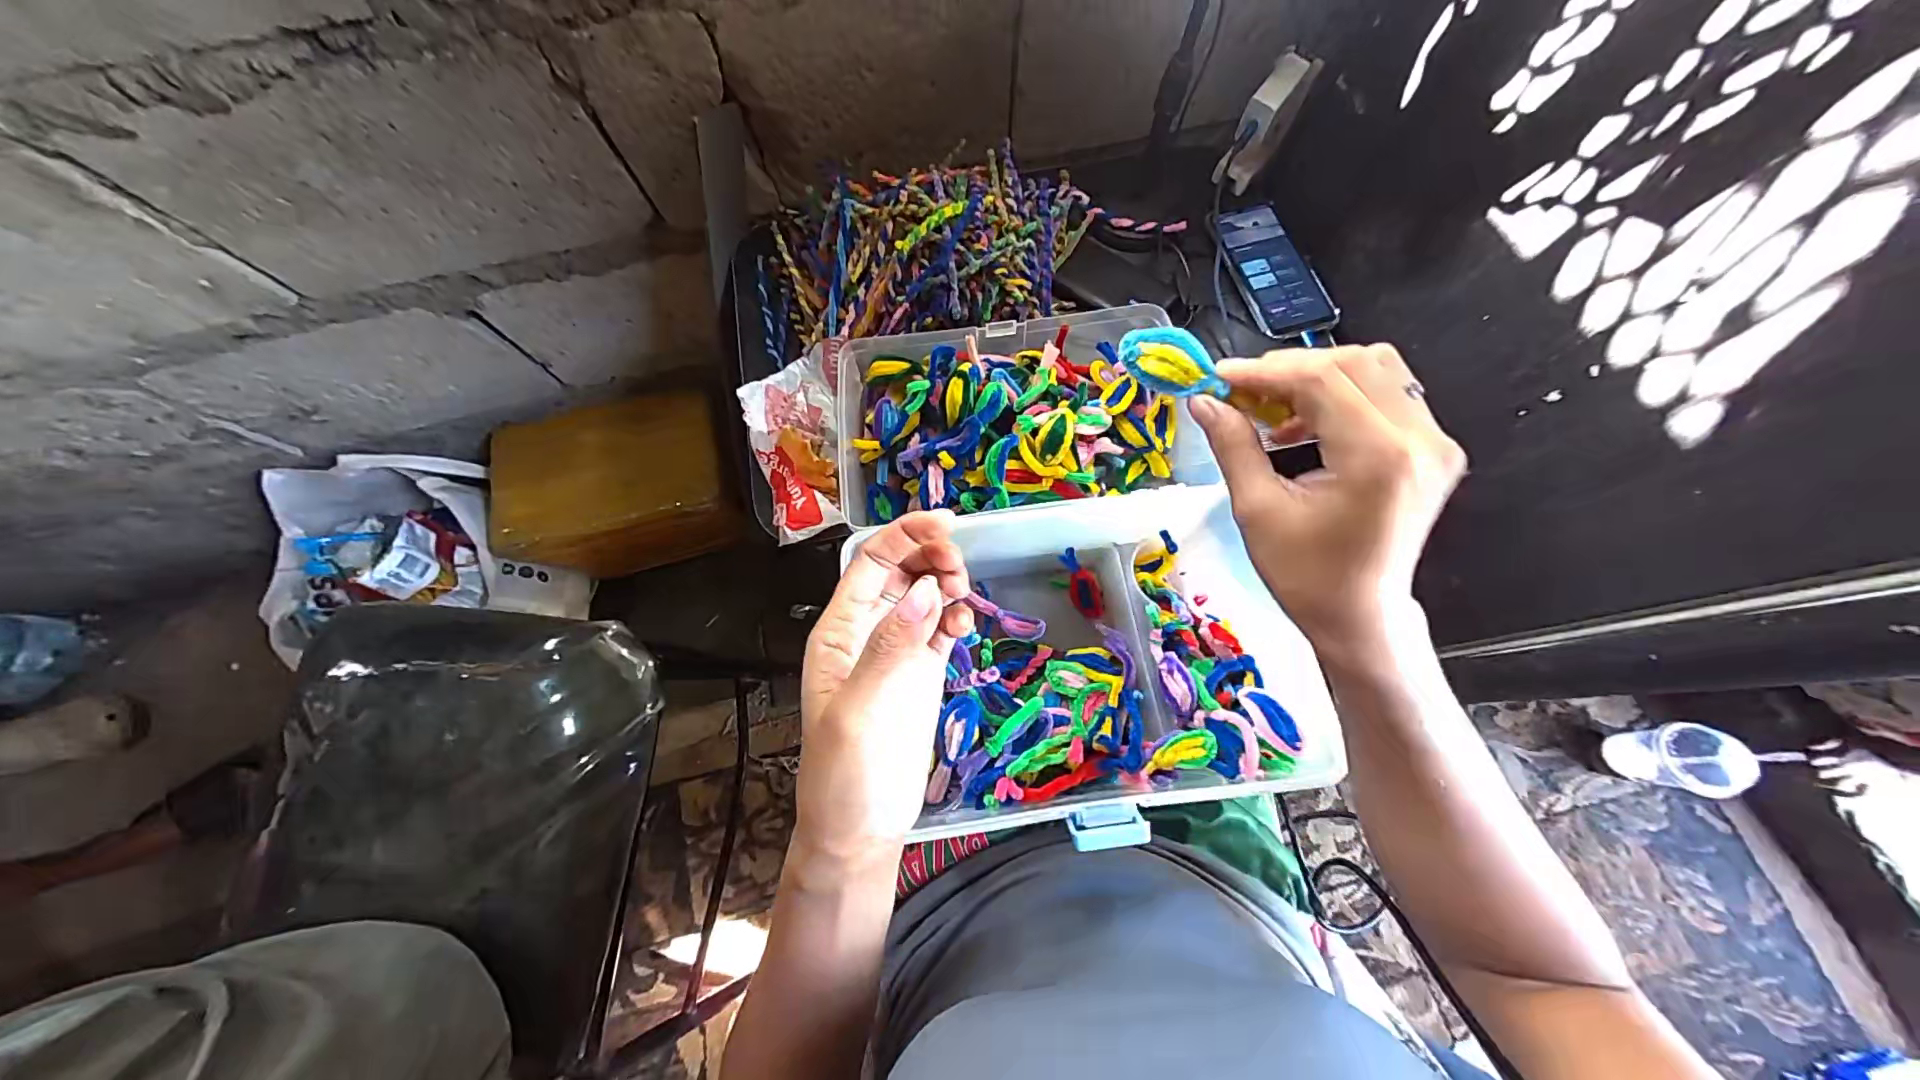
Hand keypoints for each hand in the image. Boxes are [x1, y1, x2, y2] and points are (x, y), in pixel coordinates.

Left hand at [797, 511, 972, 862]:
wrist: (860, 829)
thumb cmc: (843, 775)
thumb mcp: (858, 711)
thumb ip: (890, 648)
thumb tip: (925, 591)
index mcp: (839, 631)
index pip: (869, 564)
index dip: (903, 537)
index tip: (943, 524)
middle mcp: (867, 632)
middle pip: (900, 572)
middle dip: (929, 556)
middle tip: (959, 565)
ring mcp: (897, 652)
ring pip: (923, 596)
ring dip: (946, 583)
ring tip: (963, 594)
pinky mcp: (922, 673)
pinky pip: (941, 629)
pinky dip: (955, 617)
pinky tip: (964, 623)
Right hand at [1188, 344, 1466, 655]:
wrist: (1359, 615)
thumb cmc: (1306, 575)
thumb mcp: (1258, 510)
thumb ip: (1233, 446)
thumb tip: (1204, 403)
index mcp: (1377, 459)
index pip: (1321, 380)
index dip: (1264, 371)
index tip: (1221, 377)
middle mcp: (1419, 441)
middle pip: (1353, 362)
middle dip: (1290, 368)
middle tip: (1243, 392)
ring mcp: (1434, 443)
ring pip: (1376, 369)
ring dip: (1318, 377)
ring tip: (1273, 408)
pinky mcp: (1432, 449)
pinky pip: (1387, 394)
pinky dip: (1341, 396)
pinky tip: (1304, 426)